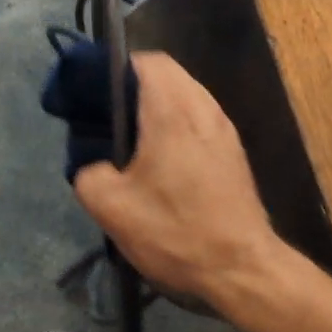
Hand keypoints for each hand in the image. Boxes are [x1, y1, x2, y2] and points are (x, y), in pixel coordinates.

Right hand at [72, 52, 284, 305]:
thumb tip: (94, 165)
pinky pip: (200, 120)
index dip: (118, 69)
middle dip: (136, 89)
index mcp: (173, 111)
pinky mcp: (234, 152)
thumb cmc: (177, 231)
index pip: (149, 61)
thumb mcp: (112, 208)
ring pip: (186, 97)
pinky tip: (162, 163)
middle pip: (168, 76)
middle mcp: (204, 109)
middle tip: (109, 120)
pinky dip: (178, 127)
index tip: (97, 94)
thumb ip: (89, 174)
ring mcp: (224, 129)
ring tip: (133, 143)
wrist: (242, 269)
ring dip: (159, 109)